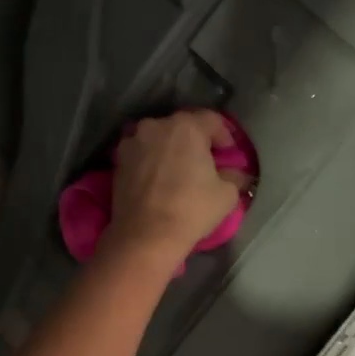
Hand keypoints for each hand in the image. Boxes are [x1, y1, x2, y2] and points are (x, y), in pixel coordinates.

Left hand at [102, 109, 244, 265]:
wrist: (147, 235)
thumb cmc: (192, 209)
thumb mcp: (228, 194)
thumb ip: (234, 176)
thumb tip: (236, 173)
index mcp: (187, 127)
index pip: (212, 120)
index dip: (225, 137)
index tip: (229, 157)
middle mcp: (157, 125)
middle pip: (184, 127)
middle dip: (197, 142)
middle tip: (205, 165)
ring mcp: (133, 140)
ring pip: (160, 138)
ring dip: (172, 150)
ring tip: (179, 172)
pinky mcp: (118, 158)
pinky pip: (143, 153)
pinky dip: (153, 161)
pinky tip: (160, 181)